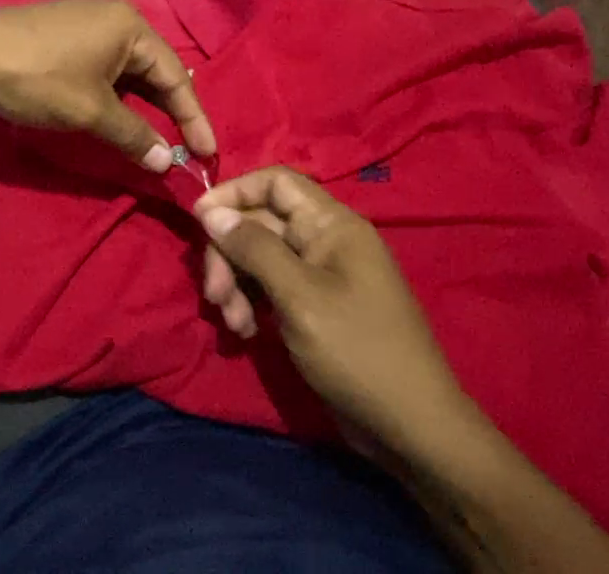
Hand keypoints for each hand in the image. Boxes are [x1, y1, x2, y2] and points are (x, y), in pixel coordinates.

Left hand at [0, 0, 215, 168]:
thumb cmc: (38, 79)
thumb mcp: (90, 111)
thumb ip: (134, 136)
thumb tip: (168, 161)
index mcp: (130, 25)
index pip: (176, 77)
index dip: (194, 118)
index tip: (209, 153)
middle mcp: (115, 15)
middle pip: (155, 69)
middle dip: (171, 109)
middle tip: (188, 147)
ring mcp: (88, 20)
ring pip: (129, 68)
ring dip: (143, 103)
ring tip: (158, 136)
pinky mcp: (66, 31)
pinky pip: (106, 63)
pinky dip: (118, 92)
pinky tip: (119, 113)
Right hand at [193, 167, 468, 448]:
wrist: (410, 426)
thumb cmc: (358, 351)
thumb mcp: (299, 297)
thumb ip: (254, 248)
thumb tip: (209, 209)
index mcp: (333, 225)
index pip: (275, 182)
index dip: (234, 193)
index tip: (198, 220)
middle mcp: (326, 242)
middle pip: (260, 223)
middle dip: (229, 253)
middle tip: (214, 295)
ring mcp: (320, 276)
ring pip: (260, 258)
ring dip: (236, 283)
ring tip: (233, 323)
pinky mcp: (314, 307)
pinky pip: (271, 288)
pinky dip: (252, 303)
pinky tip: (248, 332)